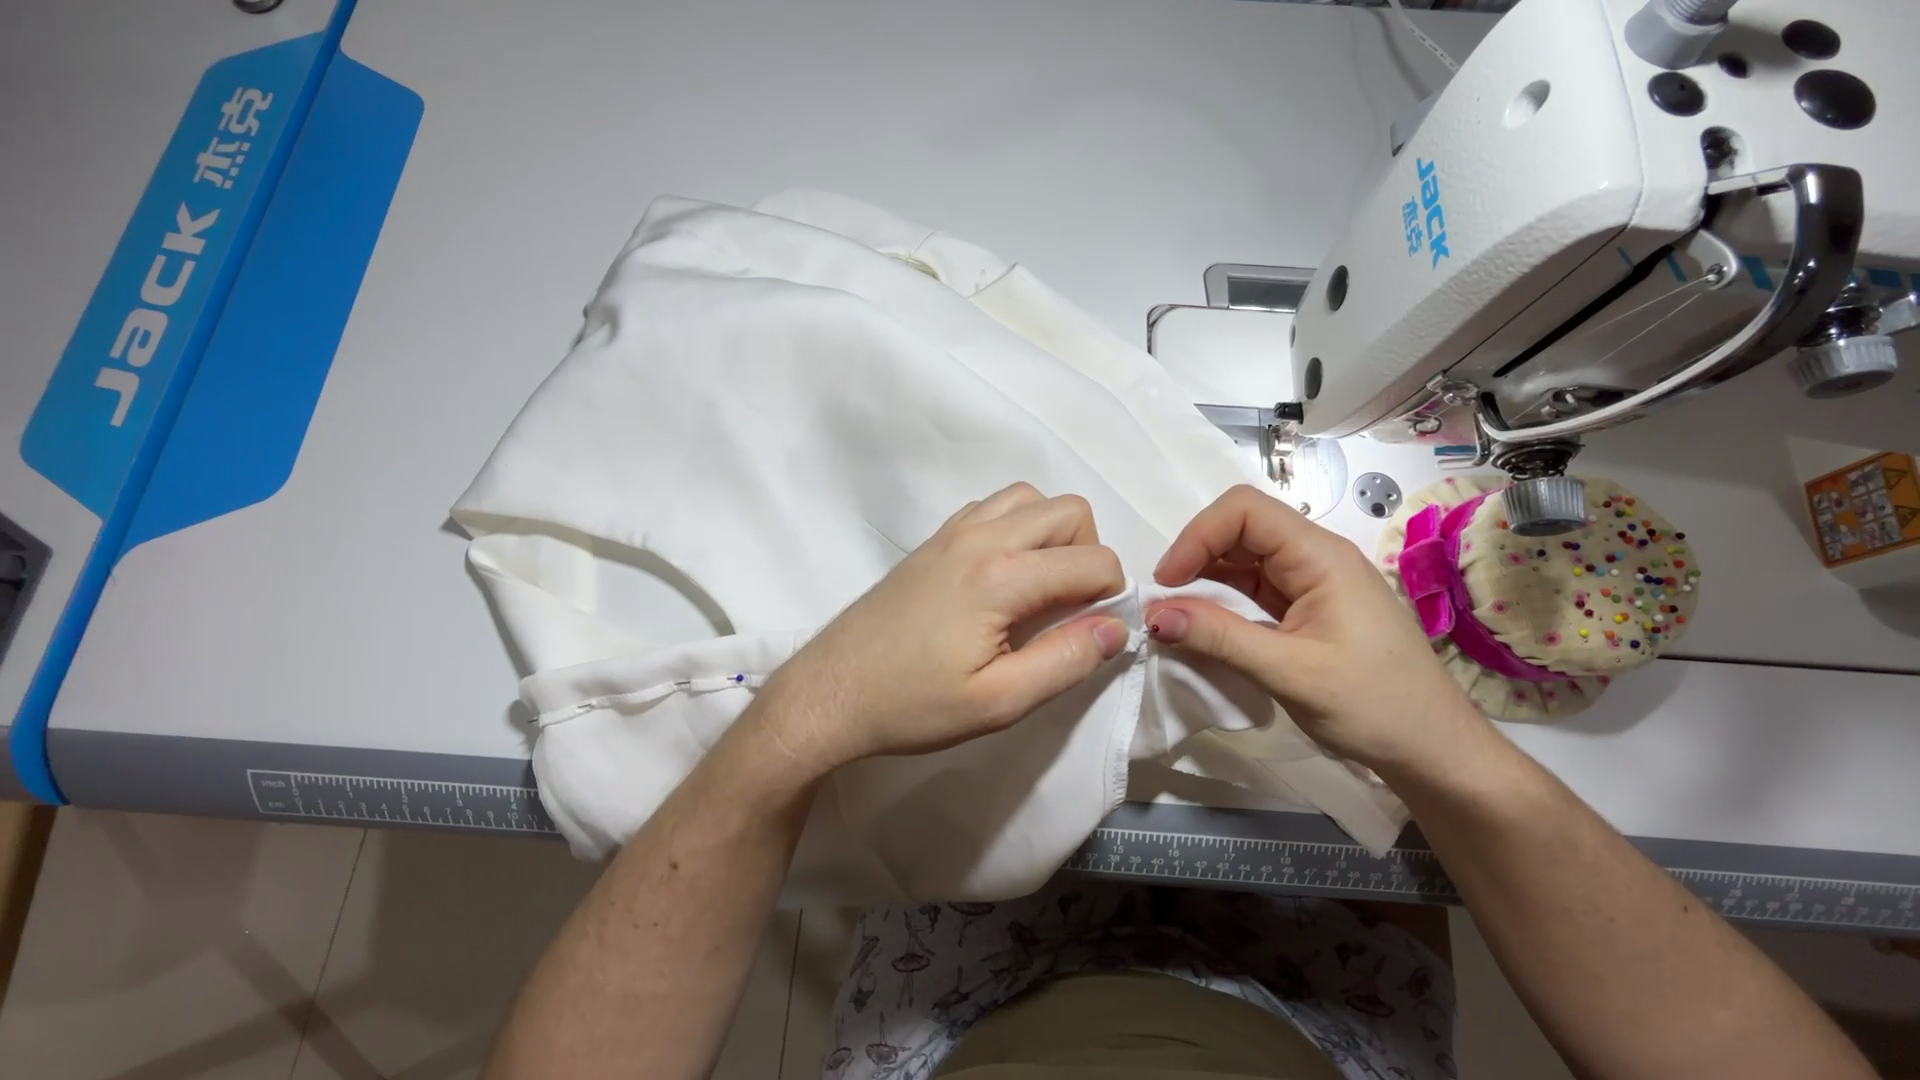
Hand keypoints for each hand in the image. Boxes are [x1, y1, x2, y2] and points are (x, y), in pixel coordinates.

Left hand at [754, 483, 1129, 771]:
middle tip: (1070, 610)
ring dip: (1052, 535)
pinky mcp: (933, 539)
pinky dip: (1016, 527)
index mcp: (1001, 575)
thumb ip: (1067, 661)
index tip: (1094, 634)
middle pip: (1070, 512)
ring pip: (1031, 499)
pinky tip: (1002, 576)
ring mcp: (953, 531)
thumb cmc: (913, 705)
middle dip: (1089, 555)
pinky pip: (993, 507)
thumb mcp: (1000, 702)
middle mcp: (981, 536)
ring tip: (1040, 589)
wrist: (831, 692)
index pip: (1094, 561)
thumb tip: (1116, 627)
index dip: (1112, 597)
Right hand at [1143, 485, 1484, 773]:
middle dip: (1196, 557)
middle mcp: (1316, 558)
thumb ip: (1220, 638)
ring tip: (1177, 619)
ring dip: (1205, 583)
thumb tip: (1155, 615)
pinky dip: (1223, 605)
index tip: (1167, 582)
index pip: (1245, 511)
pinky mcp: (1307, 610)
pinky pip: (1254, 591)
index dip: (1198, 535)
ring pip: (1244, 560)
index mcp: (1321, 557)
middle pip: (1241, 529)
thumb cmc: (1373, 705)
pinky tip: (1205, 630)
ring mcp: (1312, 584)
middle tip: (1166, 604)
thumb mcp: (1290, 673)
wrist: (1432, 749)